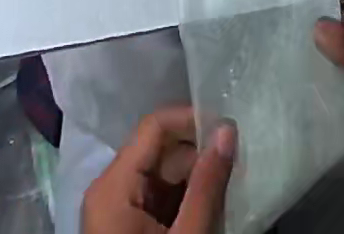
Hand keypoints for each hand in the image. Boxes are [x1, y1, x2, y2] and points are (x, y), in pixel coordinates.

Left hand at [82, 105, 235, 233]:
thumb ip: (206, 185)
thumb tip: (227, 128)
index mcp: (112, 184)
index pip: (154, 126)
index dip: (191, 120)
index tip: (228, 129)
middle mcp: (107, 186)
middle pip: (159, 151)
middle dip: (197, 154)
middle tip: (236, 163)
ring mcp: (112, 209)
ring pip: (160, 175)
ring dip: (193, 178)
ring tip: (226, 185)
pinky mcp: (121, 227)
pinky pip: (155, 198)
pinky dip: (182, 199)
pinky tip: (207, 207)